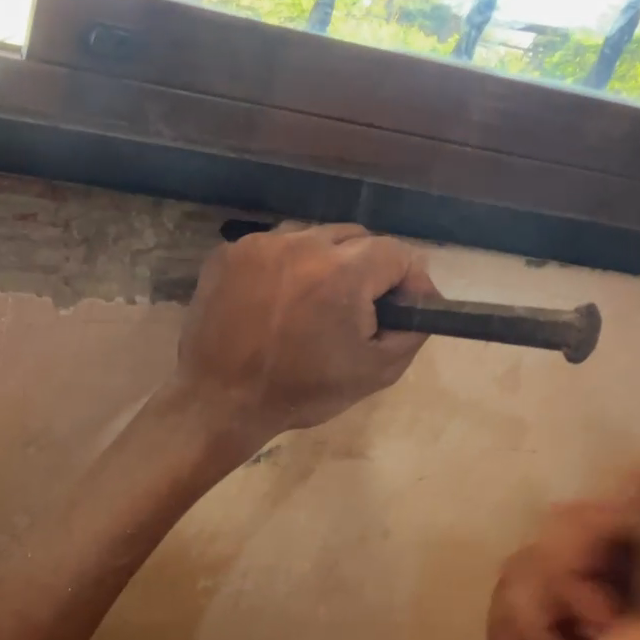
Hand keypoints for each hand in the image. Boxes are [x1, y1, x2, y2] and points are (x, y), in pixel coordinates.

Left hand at [173, 224, 433, 454]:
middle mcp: (301, 244)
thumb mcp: (376, 371)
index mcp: (343, 270)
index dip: (407, 282)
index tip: (400, 308)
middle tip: (352, 311)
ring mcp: (258, 245)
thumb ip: (412, 327)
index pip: (397, 253)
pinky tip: (272, 302)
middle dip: (364, 270)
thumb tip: (421, 300)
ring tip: (309, 306)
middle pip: (354, 239)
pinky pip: (270, 249)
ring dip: (320, 265)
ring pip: (310, 240)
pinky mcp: (226, 254)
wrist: (219, 400)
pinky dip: (279, 269)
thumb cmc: (300, 391)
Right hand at [488, 471, 639, 639]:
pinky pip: (512, 593)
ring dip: (531, 621)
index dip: (616, 512)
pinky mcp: (563, 610)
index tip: (596, 555)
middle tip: (581, 631)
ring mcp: (606, 588)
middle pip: (577, 524)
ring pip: (532, 560)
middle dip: (558, 584)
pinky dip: (512, 634)